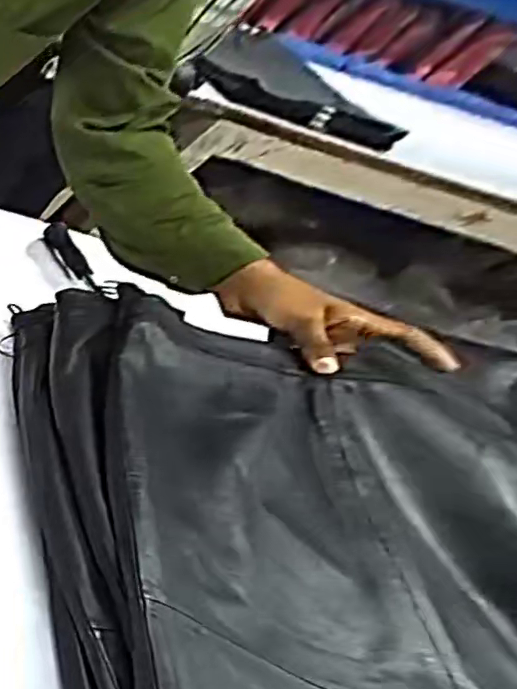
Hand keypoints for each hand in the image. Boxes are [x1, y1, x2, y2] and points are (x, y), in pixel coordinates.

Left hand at [213, 259, 459, 374]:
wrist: (241, 289)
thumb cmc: (279, 296)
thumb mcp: (302, 319)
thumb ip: (316, 343)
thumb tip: (331, 370)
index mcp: (355, 319)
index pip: (402, 333)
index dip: (427, 348)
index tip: (448, 367)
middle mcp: (341, 331)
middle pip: (369, 354)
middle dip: (378, 372)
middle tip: (388, 398)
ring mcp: (316, 338)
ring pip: (336, 361)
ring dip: (338, 375)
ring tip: (348, 399)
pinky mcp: (291, 344)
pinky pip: (307, 362)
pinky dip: (309, 372)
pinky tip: (309, 390)